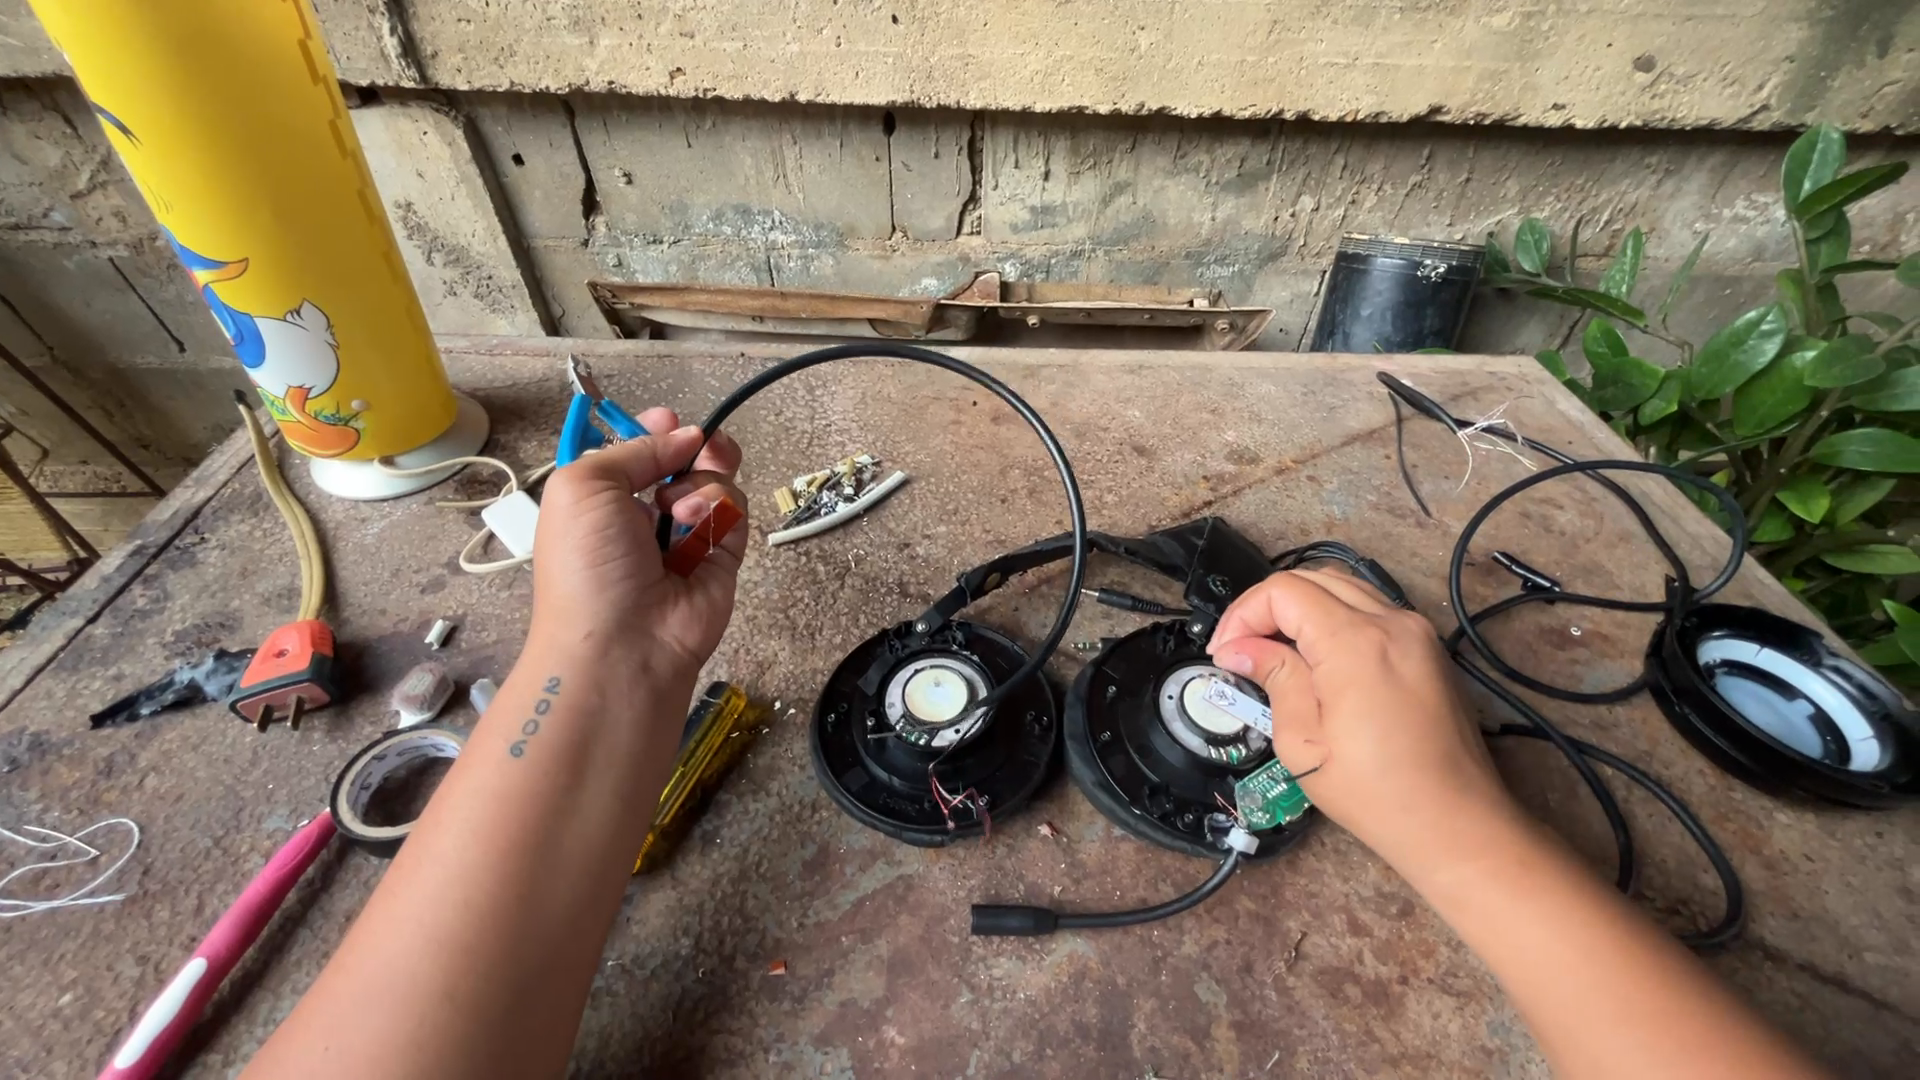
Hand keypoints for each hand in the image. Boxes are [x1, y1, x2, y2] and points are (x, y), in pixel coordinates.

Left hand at [529, 407, 746, 680]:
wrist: (623, 640)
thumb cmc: (588, 562)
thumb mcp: (584, 486)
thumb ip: (635, 449)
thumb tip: (687, 434)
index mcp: (606, 496)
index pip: (640, 452)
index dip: (656, 432)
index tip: (669, 421)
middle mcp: (648, 513)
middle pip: (689, 461)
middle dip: (699, 446)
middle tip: (705, 446)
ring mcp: (689, 535)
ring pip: (717, 482)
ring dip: (702, 485)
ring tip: (681, 511)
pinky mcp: (724, 556)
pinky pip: (736, 514)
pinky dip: (722, 511)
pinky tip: (699, 527)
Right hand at [1206, 569, 1520, 870]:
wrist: (1459, 825)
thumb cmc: (1375, 792)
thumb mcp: (1302, 742)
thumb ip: (1274, 678)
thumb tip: (1238, 648)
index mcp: (1356, 644)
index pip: (1283, 592)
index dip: (1243, 614)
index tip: (1223, 652)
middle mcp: (1391, 623)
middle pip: (1311, 579)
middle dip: (1265, 606)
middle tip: (1240, 647)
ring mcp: (1416, 632)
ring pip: (1341, 586)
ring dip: (1298, 607)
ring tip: (1272, 647)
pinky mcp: (1427, 647)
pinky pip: (1369, 607)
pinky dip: (1331, 615)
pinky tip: (1315, 654)